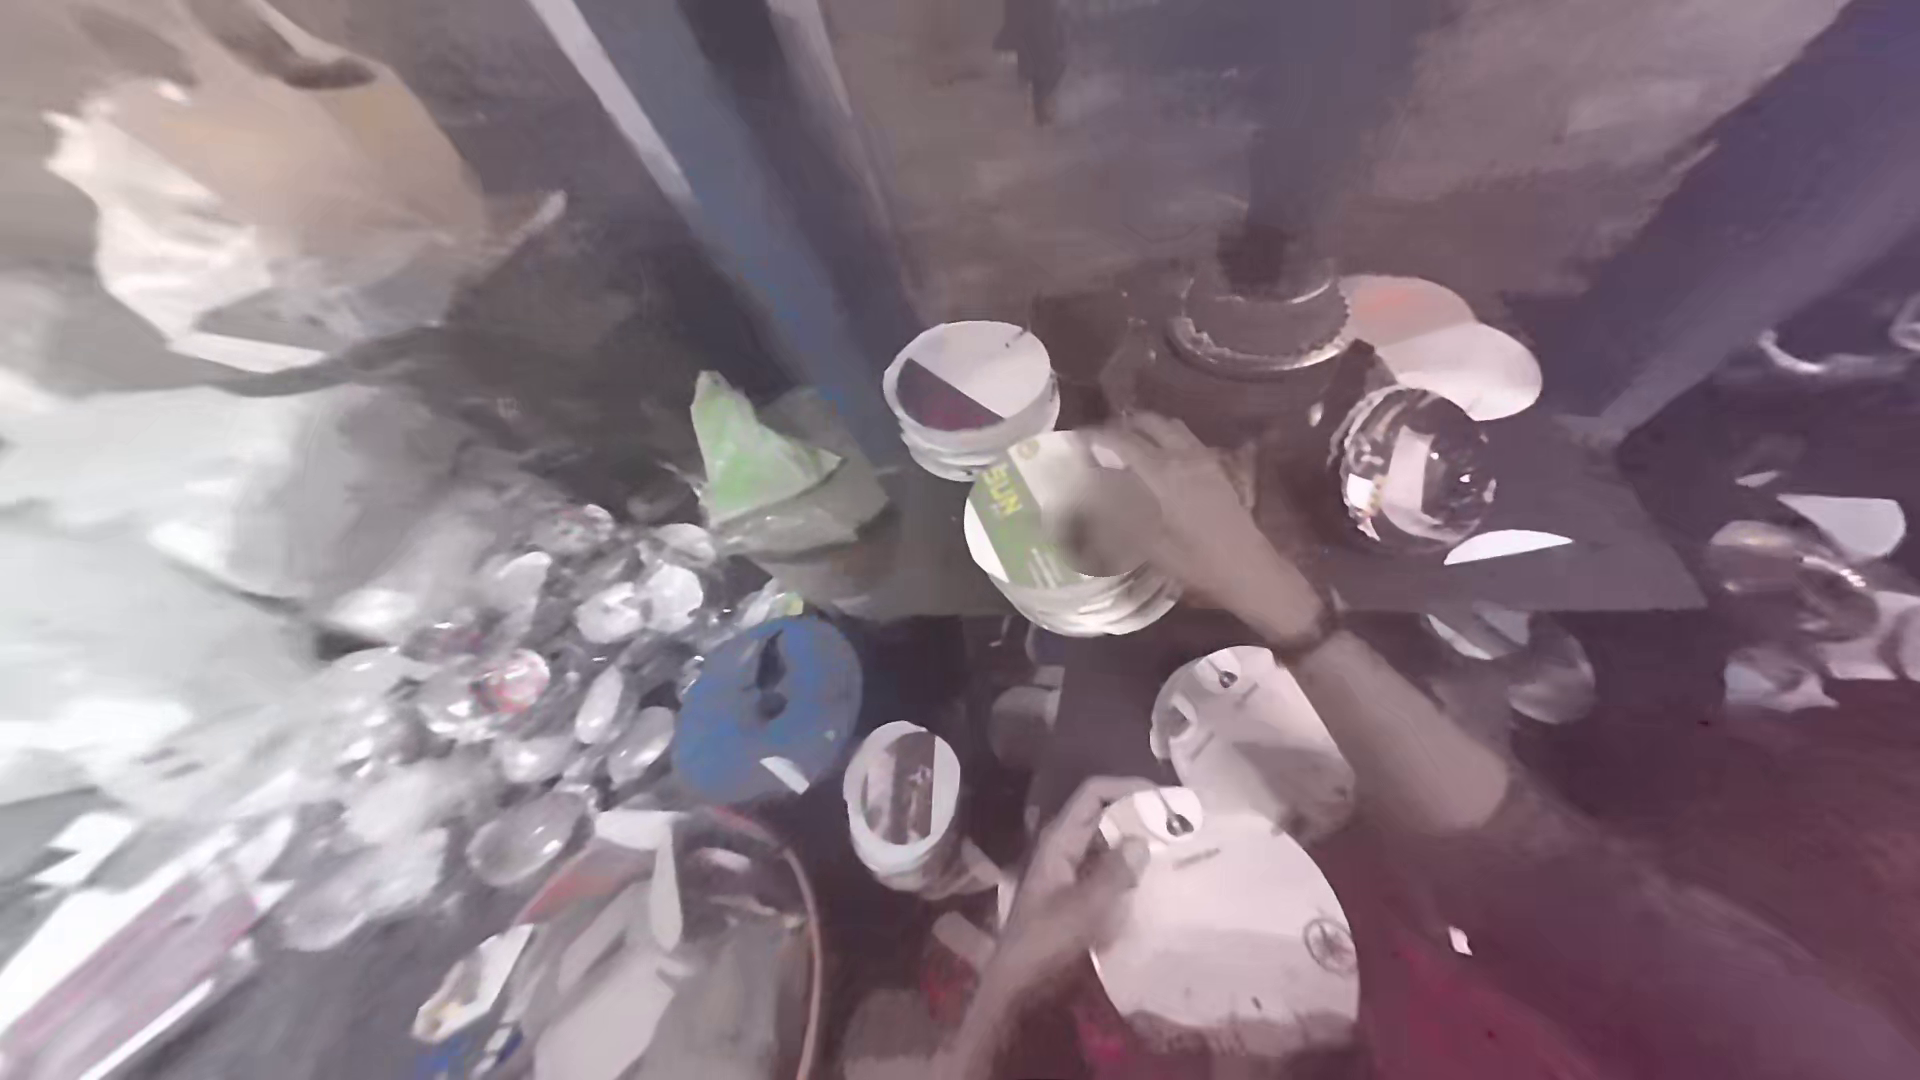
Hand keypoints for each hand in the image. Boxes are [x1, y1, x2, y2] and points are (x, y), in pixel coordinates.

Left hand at [985, 776, 1153, 1001]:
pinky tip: (1156, 878)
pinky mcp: (1079, 891)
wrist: (1020, 983)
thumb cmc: (1046, 941)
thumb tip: (1142, 840)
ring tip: (1174, 845)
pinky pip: (1108, 866)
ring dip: (1136, 839)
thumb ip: (1114, 874)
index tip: (1161, 797)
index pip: (1092, 793)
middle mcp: (1066, 844)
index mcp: (1060, 838)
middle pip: (1102, 812)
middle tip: (1176, 822)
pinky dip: (1130, 865)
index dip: (1125, 786)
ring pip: (1108, 839)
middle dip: (1137, 812)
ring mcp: (1071, 867)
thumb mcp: (1084, 908)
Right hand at [1093, 413, 1324, 639]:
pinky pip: (1187, 438)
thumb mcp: (1144, 543)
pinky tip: (1160, 456)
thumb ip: (1114, 512)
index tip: (1078, 439)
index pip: (1120, 441)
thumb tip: (1088, 493)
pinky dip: (1167, 436)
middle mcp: (1181, 456)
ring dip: (1146, 427)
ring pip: (1170, 426)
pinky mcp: (1216, 467)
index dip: (1096, 436)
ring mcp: (1203, 458)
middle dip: (1121, 426)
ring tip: (1129, 441)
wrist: (1245, 567)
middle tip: (1102, 439)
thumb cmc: (1192, 560)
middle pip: (1147, 423)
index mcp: (1160, 473)